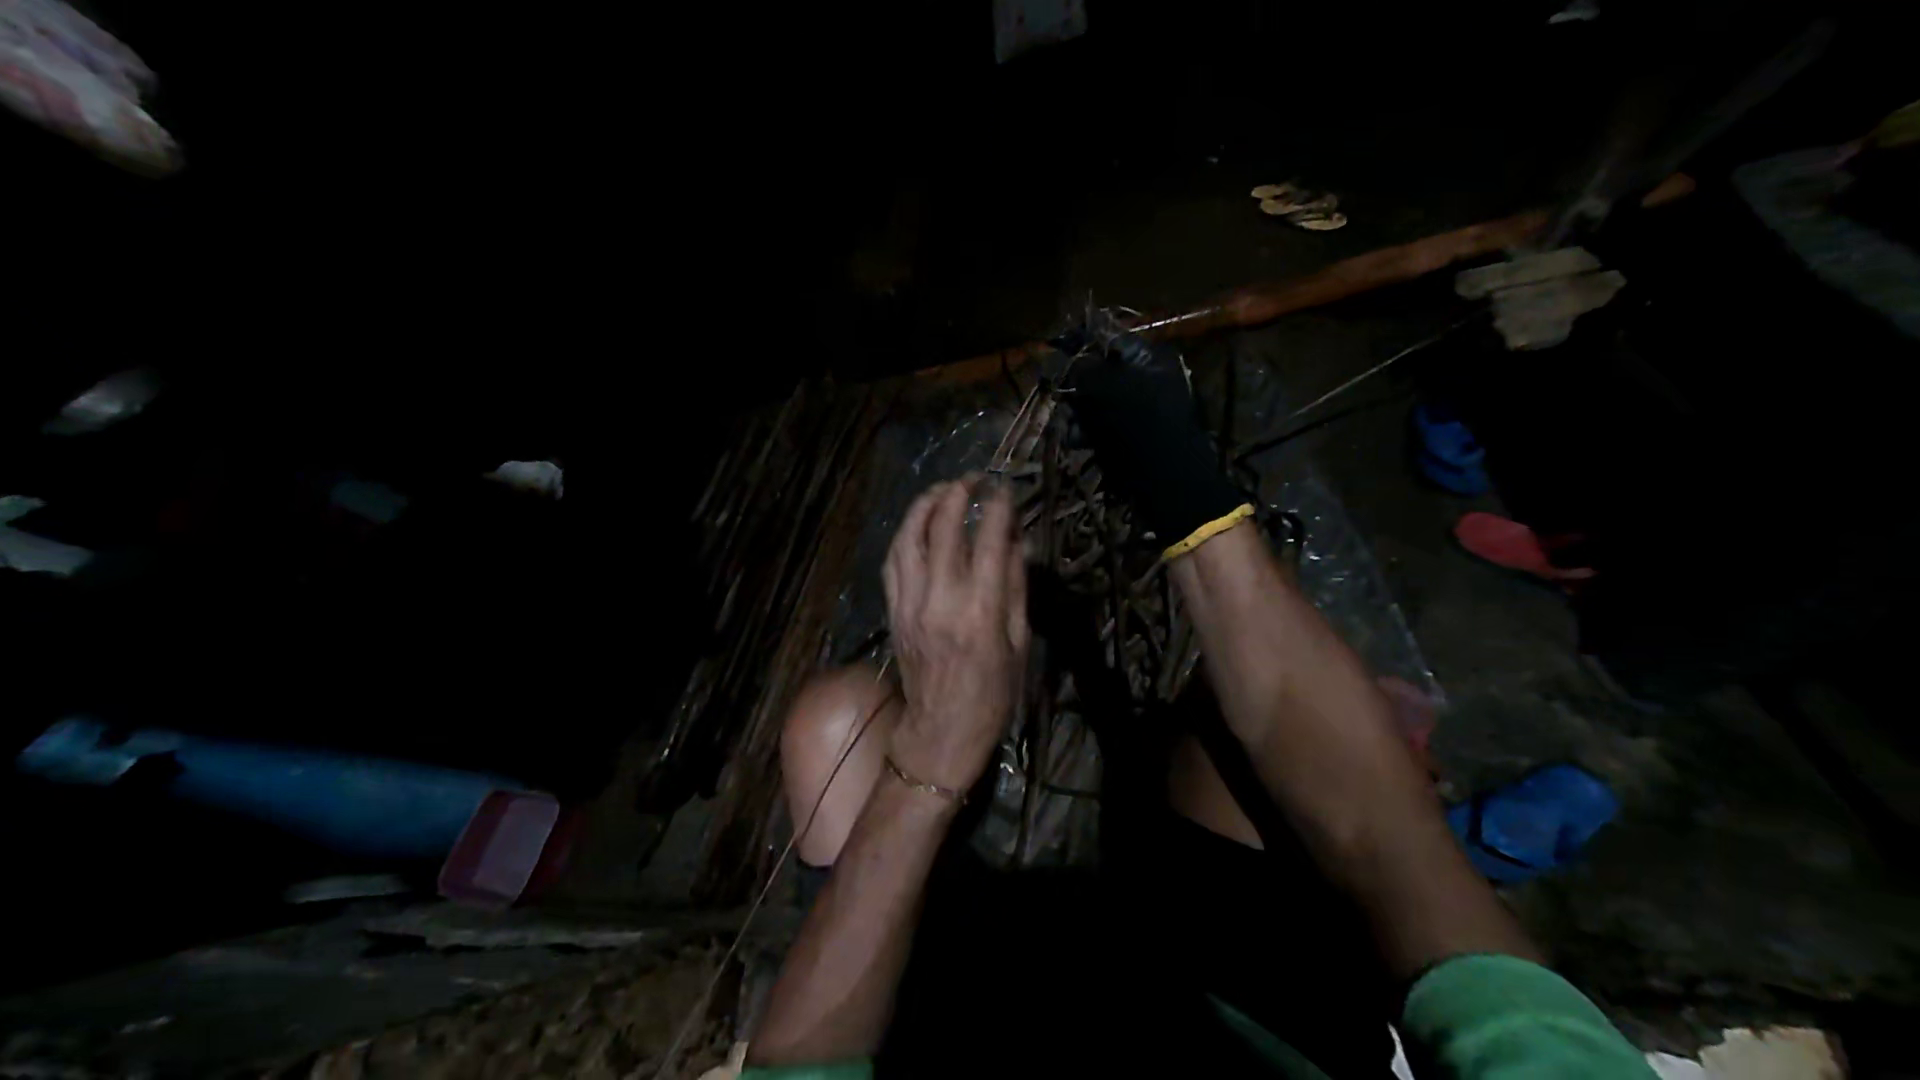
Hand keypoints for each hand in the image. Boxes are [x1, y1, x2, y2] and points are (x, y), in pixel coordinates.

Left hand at [881, 475, 1028, 793]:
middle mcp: (941, 600)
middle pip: (943, 529)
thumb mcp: (1018, 642)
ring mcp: (910, 604)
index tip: (1004, 488)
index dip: (998, 508)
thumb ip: (1015, 587)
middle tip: (971, 480)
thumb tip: (1017, 541)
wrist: (942, 731)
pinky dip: (904, 536)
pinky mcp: (893, 612)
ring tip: (940, 490)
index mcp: (981, 610)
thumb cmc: (992, 694)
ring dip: (923, 507)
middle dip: (957, 495)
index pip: (989, 542)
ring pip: (908, 539)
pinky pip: (893, 562)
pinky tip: (916, 525)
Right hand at [1059, 312, 1246, 549]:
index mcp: (1150, 359)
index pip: (1109, 339)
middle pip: (1101, 372)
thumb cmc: (1140, 425)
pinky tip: (1076, 442)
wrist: (1168, 480)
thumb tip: (1065, 360)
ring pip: (1098, 403)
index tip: (1056, 357)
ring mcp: (1142, 411)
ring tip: (1068, 429)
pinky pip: (1103, 427)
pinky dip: (1087, 433)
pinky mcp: (1133, 438)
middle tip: (1060, 398)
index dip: (1080, 345)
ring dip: (1079, 414)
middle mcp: (1148, 380)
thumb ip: (1083, 369)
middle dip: (1077, 387)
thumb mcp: (1107, 388)